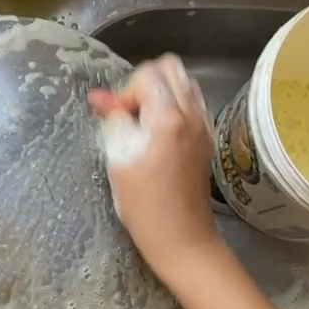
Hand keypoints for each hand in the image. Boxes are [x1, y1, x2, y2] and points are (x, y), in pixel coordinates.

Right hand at [88, 55, 224, 277]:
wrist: (184, 240)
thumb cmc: (144, 207)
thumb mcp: (119, 163)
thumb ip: (113, 122)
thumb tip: (101, 97)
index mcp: (168, 119)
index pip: (147, 75)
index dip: (125, 92)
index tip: (117, 120)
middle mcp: (192, 115)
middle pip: (170, 68)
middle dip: (144, 82)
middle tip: (130, 113)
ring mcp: (204, 126)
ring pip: (184, 82)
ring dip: (161, 91)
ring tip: (144, 121)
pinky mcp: (207, 138)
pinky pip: (193, 102)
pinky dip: (175, 104)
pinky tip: (160, 131)